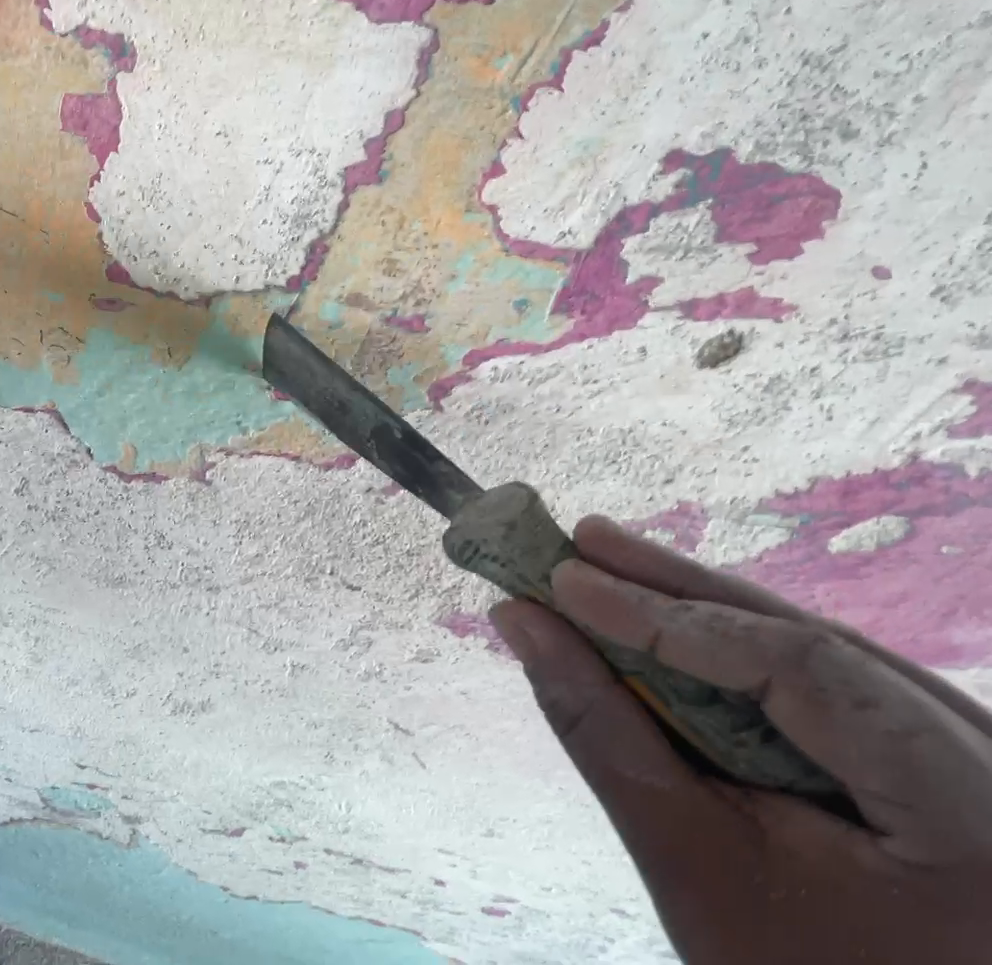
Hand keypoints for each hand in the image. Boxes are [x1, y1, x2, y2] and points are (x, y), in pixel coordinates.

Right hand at [491, 516, 991, 962]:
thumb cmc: (780, 964)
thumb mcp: (681, 857)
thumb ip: (600, 730)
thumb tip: (519, 619)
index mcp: (973, 811)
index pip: (805, 670)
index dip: (670, 616)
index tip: (564, 579)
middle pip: (817, 644)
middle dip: (681, 592)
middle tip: (580, 543)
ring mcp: (976, 757)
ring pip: (821, 654)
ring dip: (701, 612)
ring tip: (606, 568)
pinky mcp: (938, 757)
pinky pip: (827, 685)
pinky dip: (734, 652)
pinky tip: (669, 626)